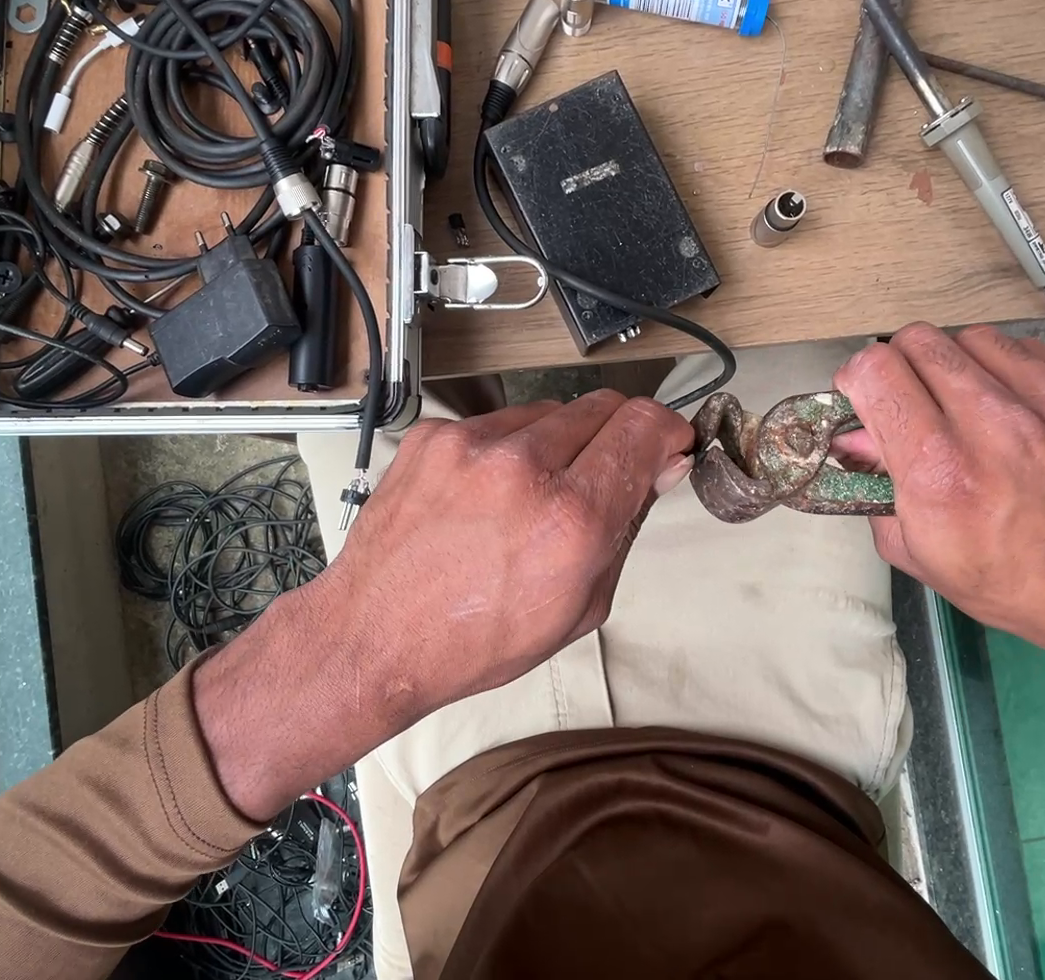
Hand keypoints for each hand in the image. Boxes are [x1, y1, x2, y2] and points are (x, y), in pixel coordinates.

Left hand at [333, 391, 694, 713]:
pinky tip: (489, 489)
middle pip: (604, 405)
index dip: (668, 431)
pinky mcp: (434, 436)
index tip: (667, 441)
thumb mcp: (580, 607)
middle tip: (605, 470)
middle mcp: (522, 468)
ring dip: (560, 442)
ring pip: (550, 409)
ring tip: (533, 492)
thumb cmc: (475, 639)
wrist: (376, 636)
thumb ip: (626, 529)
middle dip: (619, 435)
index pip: (644, 427)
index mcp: (570, 520)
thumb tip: (655, 471)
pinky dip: (507, 447)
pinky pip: (497, 422)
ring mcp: (471, 444)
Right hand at [832, 324, 1044, 677]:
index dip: (856, 379)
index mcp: (940, 477)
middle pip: (917, 341)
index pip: (876, 373)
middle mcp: (994, 432)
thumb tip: (853, 438)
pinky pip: (1023, 350)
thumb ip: (873, 488)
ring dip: (950, 362)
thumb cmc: (1020, 587)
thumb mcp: (919, 554)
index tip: (861, 394)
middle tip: (906, 398)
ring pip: (968, 337)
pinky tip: (1004, 403)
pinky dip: (1000, 368)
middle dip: (897, 365)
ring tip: (958, 401)